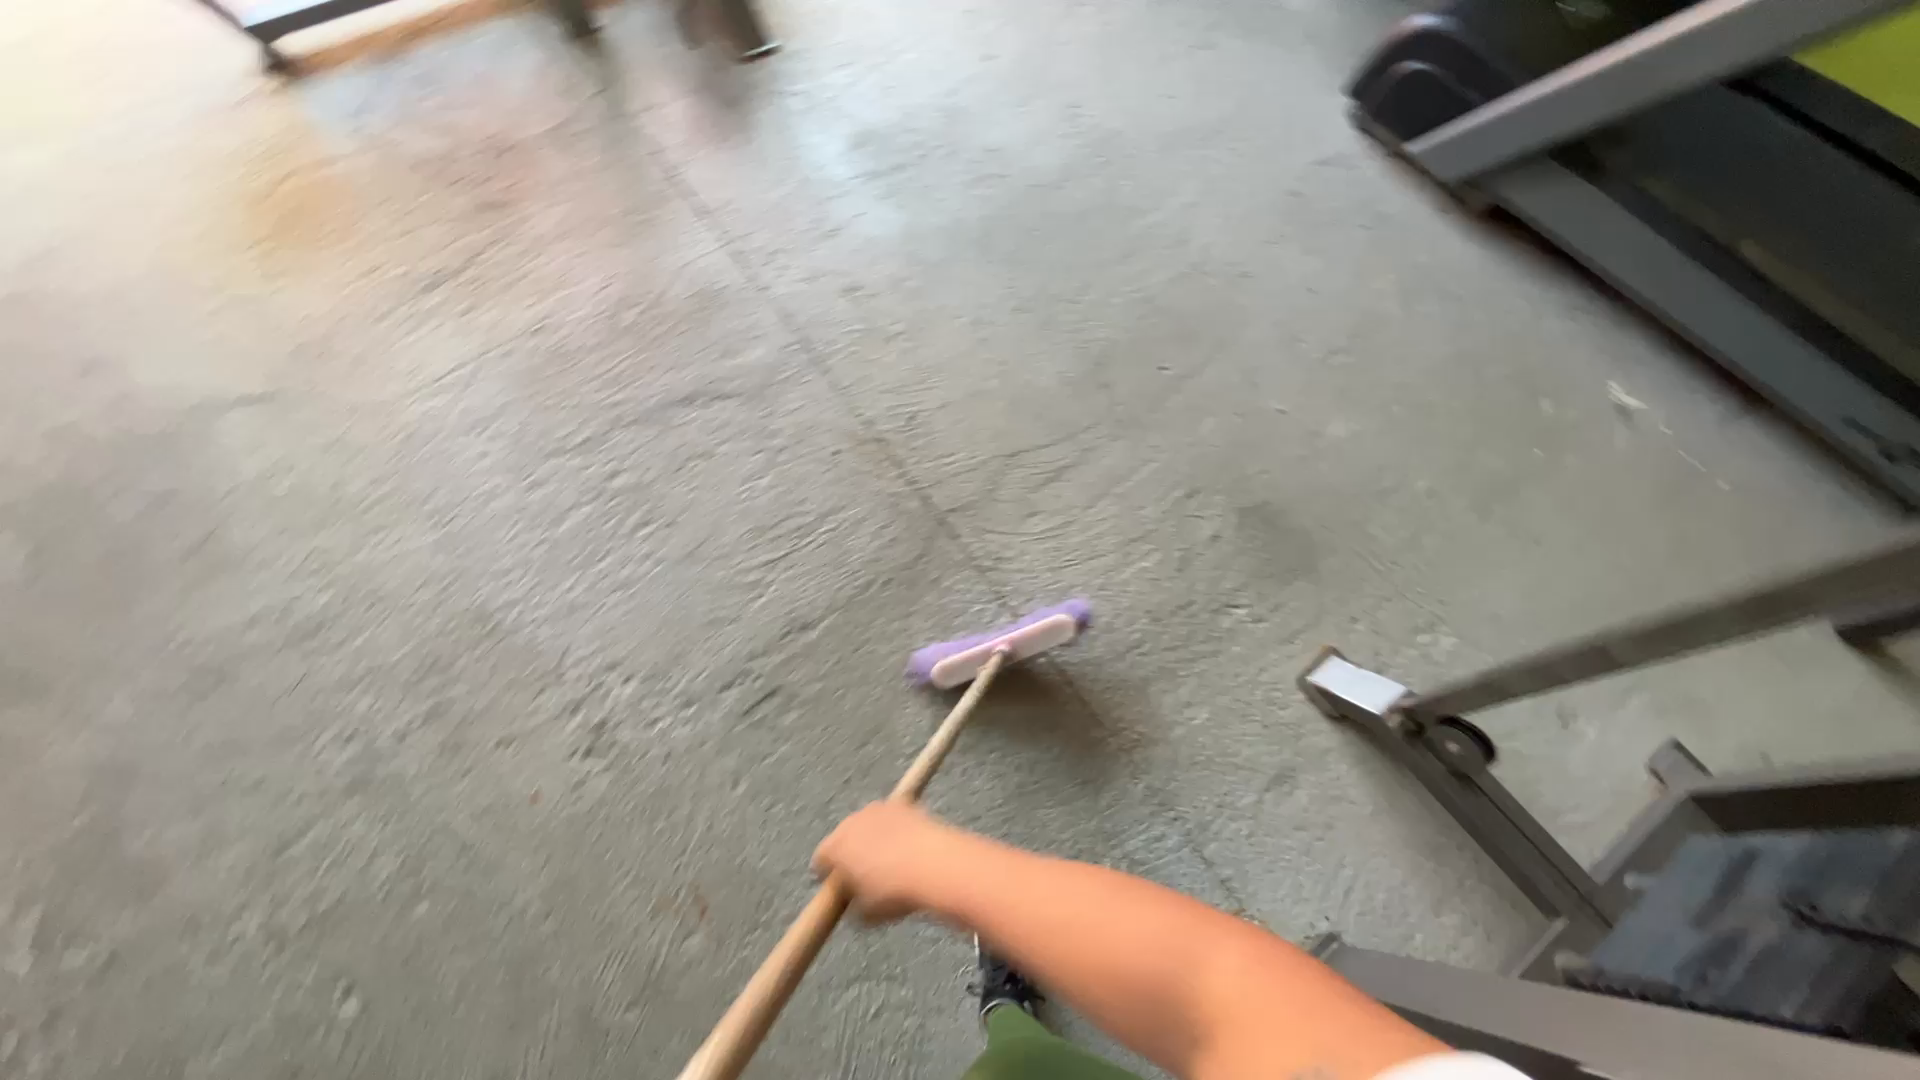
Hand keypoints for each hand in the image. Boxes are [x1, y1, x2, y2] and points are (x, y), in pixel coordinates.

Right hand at [811, 801, 955, 922]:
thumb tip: (857, 902)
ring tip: (889, 860)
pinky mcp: (902, 804)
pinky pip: (891, 818)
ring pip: (867, 824)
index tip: (839, 888)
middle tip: (864, 875)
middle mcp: (850, 822)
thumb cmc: (894, 891)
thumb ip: (853, 904)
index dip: (828, 875)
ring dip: (872, 838)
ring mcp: (876, 809)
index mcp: (834, 847)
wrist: (933, 863)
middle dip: (850, 853)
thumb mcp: (866, 913)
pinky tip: (907, 846)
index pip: (821, 859)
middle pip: (842, 837)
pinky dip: (895, 829)